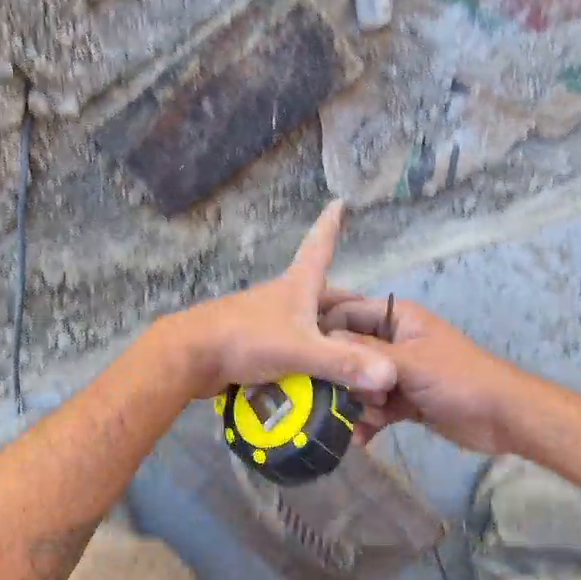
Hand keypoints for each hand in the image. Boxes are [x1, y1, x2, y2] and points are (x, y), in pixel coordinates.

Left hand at [149, 202, 398, 400]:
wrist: (190, 357)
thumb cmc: (244, 339)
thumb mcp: (299, 350)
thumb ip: (342, 362)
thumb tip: (390, 375)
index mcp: (295, 287)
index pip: (319, 248)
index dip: (330, 226)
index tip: (339, 201)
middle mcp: (281, 298)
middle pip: (320, 294)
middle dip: (344, 304)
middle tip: (370, 319)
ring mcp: (265, 321)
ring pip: (305, 323)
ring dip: (327, 334)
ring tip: (352, 354)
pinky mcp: (253, 345)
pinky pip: (291, 348)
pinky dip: (308, 358)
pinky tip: (320, 378)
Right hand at [319, 296, 533, 453]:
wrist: (503, 418)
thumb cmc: (458, 378)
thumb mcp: (408, 362)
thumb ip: (364, 353)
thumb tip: (322, 343)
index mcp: (395, 318)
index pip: (346, 313)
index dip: (324, 329)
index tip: (303, 354)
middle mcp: (392, 341)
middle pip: (349, 352)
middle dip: (341, 377)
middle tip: (336, 397)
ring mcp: (398, 372)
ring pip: (360, 383)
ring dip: (356, 404)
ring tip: (359, 422)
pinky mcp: (404, 400)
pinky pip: (375, 408)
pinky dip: (368, 422)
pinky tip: (361, 440)